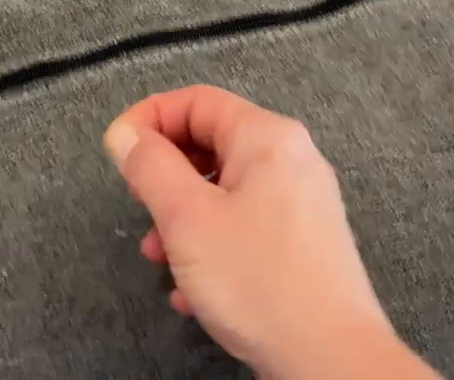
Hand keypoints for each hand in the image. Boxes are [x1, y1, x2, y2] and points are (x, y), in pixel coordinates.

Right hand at [104, 86, 439, 379]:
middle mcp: (291, 157)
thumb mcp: (187, 218)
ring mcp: (303, 199)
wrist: (335, 364)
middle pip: (210, 141)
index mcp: (266, 136)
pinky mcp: (307, 241)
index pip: (195, 100)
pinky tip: (192, 288)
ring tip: (158, 255)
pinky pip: (247, 221)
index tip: (118, 150)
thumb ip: (149, 165)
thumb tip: (124, 133)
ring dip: (183, 213)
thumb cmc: (259, 281)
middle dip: (165, 172)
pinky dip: (213, 240)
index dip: (149, 118)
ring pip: (225, 187)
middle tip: (138, 201)